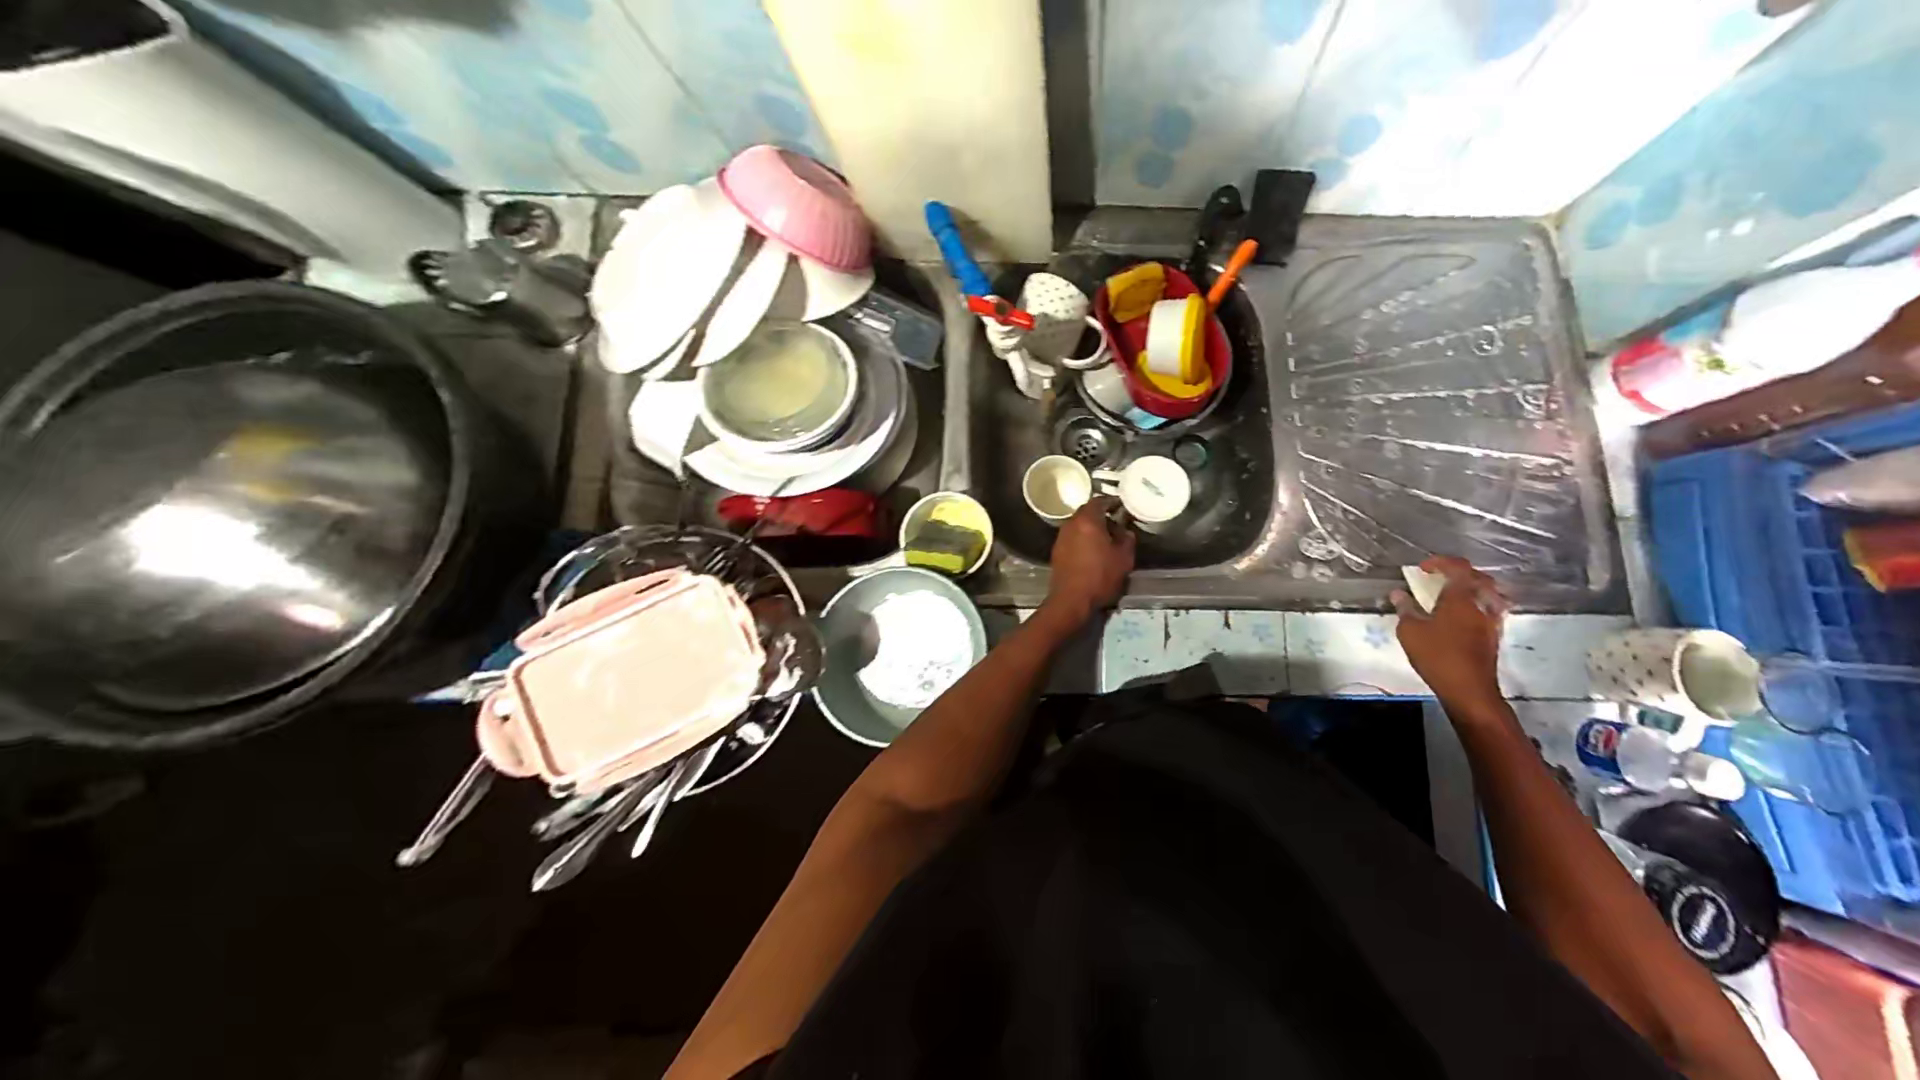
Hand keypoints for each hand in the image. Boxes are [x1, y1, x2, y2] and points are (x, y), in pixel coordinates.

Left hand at [1042, 496, 1135, 625]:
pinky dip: (1084, 539)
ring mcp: (1061, 538)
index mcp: (1087, 521)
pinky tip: (1093, 551)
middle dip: (1102, 516)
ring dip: (1092, 528)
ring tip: (1107, 538)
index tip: (1121, 506)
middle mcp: (1070, 524)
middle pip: (1087, 512)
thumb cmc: (1100, 576)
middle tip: (1117, 523)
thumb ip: (1127, 539)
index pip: (1099, 501)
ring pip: (1079, 526)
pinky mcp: (1057, 551)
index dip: (1112, 502)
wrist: (1071, 600)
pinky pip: (1073, 538)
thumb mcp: (1123, 558)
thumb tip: (1125, 530)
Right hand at [1394, 556, 1506, 714]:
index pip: (1458, 567)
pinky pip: (1489, 608)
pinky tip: (1462, 614)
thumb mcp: (1410, 631)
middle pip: (1478, 577)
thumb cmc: (1437, 655)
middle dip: (1458, 573)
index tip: (1422, 568)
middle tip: (1438, 578)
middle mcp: (1482, 603)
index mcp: (1461, 597)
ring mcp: (1492, 619)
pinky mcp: (1494, 634)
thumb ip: (1405, 609)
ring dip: (1470, 588)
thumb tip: (1398, 594)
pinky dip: (1476, 603)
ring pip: (1488, 592)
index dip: (1440, 562)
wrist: (1469, 688)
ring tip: (1451, 594)